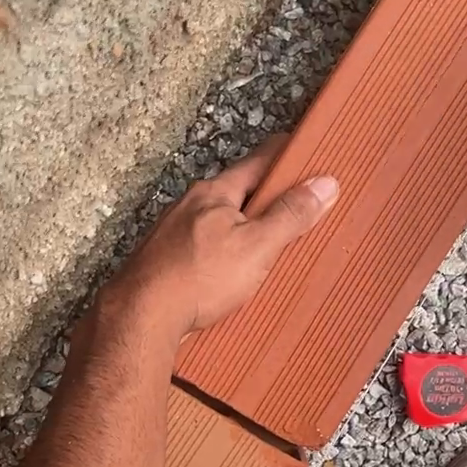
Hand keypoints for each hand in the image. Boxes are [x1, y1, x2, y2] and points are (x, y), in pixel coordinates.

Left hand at [104, 136, 337, 343]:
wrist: (142, 316)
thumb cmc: (198, 279)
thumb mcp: (258, 246)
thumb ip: (291, 215)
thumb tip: (325, 184)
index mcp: (215, 193)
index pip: (259, 161)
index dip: (285, 155)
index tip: (304, 150)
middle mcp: (190, 205)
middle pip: (236, 191)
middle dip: (264, 196)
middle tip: (292, 204)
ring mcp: (173, 232)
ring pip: (216, 220)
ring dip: (239, 226)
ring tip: (263, 243)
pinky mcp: (164, 260)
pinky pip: (201, 247)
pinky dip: (220, 252)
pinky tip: (227, 271)